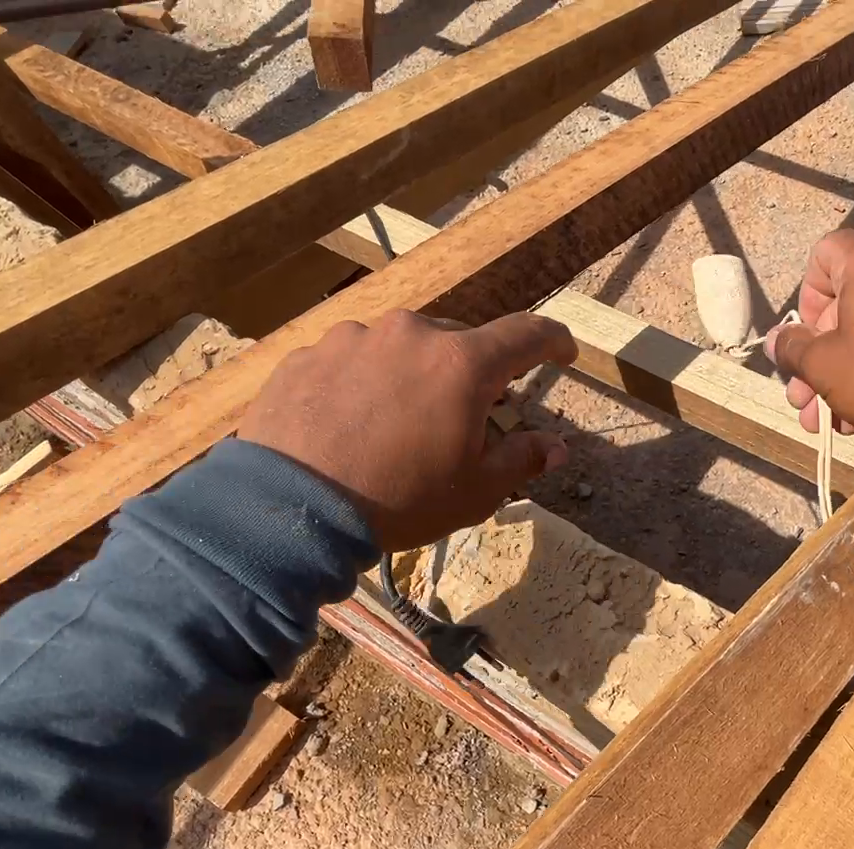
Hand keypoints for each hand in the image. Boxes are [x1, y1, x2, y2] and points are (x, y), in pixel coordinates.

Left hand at [240, 310, 572, 551]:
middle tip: (469, 416)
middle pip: (460, 342)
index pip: (526, 334)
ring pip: (403, 348)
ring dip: (416, 376)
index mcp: (463, 364)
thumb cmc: (402, 499)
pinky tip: (356, 423)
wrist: (290, 510)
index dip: (553, 341)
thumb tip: (558, 447)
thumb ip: (523, 459)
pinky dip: (368, 383)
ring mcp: (353, 338)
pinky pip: (354, 360)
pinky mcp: (308, 354)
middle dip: (473, 374)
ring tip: (401, 424)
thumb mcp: (477, 490)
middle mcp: (411, 334)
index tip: (564, 353)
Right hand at [765, 230, 853, 434]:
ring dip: (842, 378)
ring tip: (828, 424)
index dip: (806, 296)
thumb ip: (793, 350)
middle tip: (803, 402)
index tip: (807, 336)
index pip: (823, 254)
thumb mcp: (824, 365)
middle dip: (817, 361)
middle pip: (844, 309)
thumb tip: (777, 341)